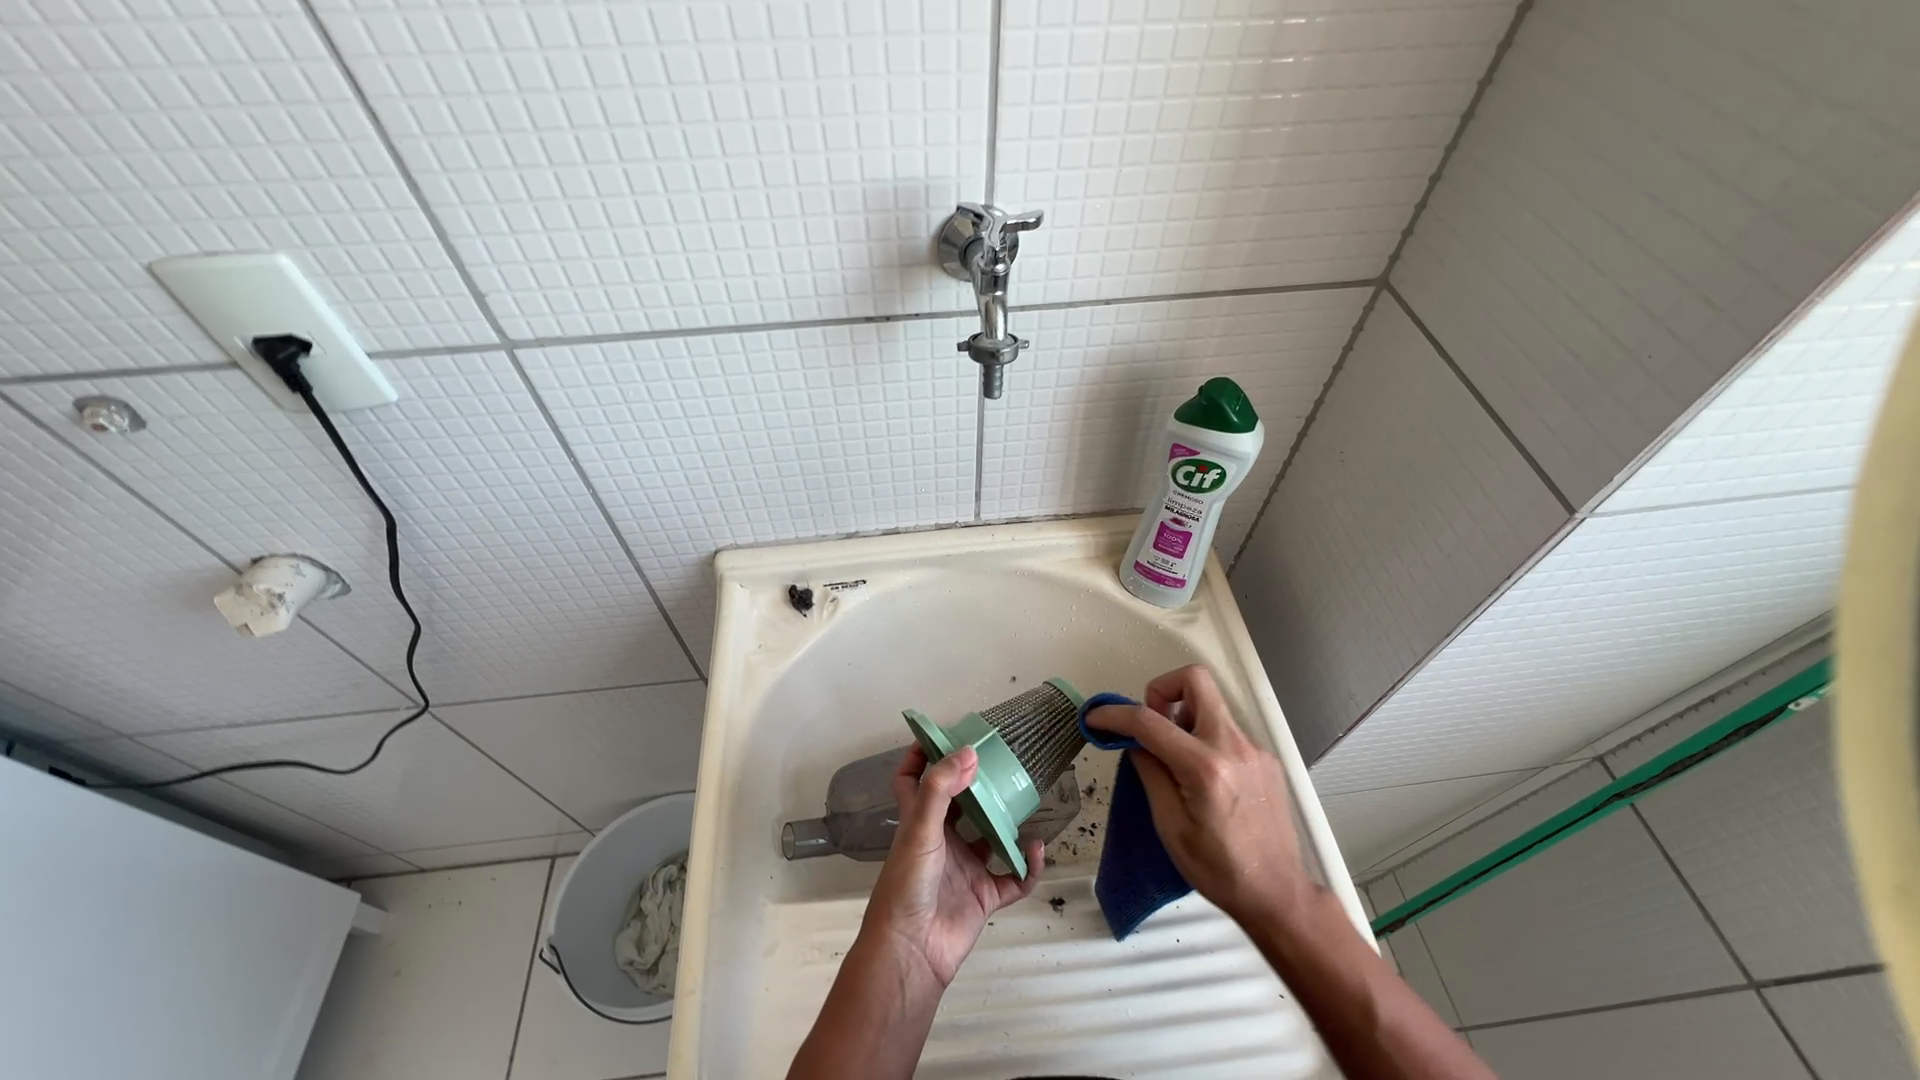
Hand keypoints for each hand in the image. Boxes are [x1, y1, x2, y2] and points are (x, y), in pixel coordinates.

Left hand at [863, 744, 1042, 986]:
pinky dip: (1028, 867)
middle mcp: (941, 842)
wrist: (913, 951)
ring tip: (1028, 803)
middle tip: (1000, 763)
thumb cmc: (907, 885)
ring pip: (991, 839)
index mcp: (918, 823)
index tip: (941, 735)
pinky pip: (1014, 878)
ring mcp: (964, 869)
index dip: (920, 757)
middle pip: (959, 805)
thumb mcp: (920, 829)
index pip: (911, 781)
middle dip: (976, 785)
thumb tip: (968, 753)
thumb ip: (941, 789)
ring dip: (1009, 825)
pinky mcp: (985, 897)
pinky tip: (1035, 851)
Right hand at [1085, 665, 1306, 923]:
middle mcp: (1234, 746)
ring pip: (1212, 705)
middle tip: (1150, 724)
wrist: (1277, 893)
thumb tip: (1136, 743)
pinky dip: (1204, 737)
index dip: (1115, 714)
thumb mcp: (1169, 826)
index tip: (1096, 717)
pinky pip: (1227, 730)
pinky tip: (1200, 777)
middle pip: (1195, 679)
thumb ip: (1150, 773)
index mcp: (1205, 767)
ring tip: (1173, 759)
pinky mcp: (1266, 759)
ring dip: (1184, 717)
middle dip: (1162, 690)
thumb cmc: (1218, 870)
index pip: (1149, 721)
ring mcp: (1255, 750)